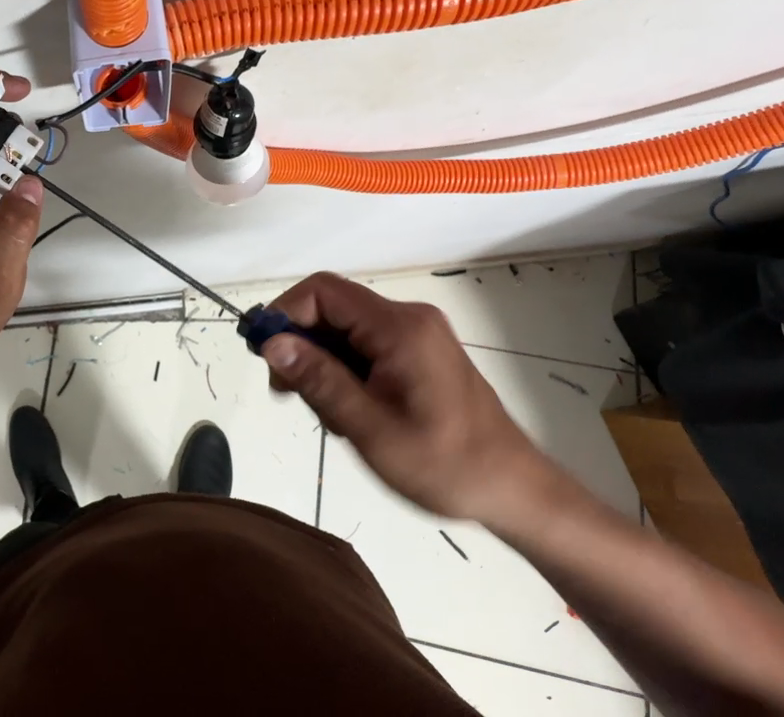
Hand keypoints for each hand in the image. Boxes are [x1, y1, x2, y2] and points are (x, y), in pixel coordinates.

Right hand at [259, 273, 558, 525]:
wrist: (515, 492)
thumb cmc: (444, 465)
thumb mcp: (370, 428)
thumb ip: (319, 380)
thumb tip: (270, 342)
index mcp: (400, 328)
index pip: (322, 291)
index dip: (285, 315)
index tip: (268, 358)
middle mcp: (409, 319)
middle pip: (331, 308)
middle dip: (300, 344)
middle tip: (291, 393)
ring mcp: (417, 335)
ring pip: (343, 329)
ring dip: (321, 363)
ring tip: (330, 413)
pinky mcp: (419, 353)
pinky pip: (363, 344)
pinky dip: (343, 370)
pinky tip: (349, 410)